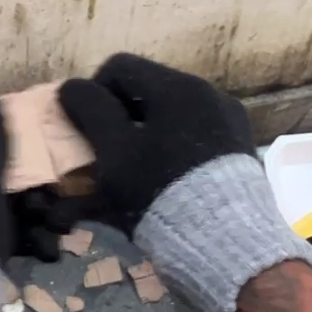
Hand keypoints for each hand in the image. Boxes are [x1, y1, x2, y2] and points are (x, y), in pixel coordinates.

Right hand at [57, 53, 256, 233]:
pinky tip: (165, 181)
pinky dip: (170, 149)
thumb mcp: (113, 151)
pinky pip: (193, 136)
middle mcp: (209, 94)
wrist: (225, 245)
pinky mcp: (239, 151)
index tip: (86, 130)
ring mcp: (230, 122)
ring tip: (134, 171)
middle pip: (147, 90)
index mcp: (178, 87)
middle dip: (119, 116)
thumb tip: (71, 87)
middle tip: (105, 153)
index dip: (93, 93)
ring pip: (170, 115)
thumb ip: (90, 112)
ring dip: (144, 134)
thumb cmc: (160, 192)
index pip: (119, 67)